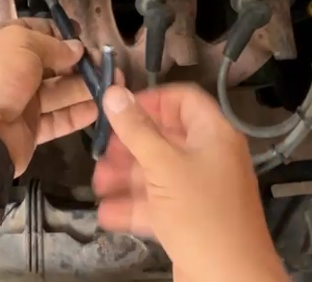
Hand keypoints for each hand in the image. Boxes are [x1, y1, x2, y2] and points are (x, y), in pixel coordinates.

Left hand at [0, 20, 98, 175]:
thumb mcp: (22, 43)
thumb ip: (53, 45)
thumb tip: (76, 48)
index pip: (33, 30)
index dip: (58, 32)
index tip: (83, 36)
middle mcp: (9, 68)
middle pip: (49, 61)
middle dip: (77, 62)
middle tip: (106, 64)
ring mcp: (19, 99)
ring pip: (57, 90)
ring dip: (83, 87)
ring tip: (111, 85)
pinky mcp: (29, 128)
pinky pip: (57, 117)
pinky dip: (76, 113)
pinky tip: (99, 109)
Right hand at [95, 84, 287, 281]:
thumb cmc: (202, 216)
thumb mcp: (164, 167)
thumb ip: (136, 130)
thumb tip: (114, 92)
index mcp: (213, 134)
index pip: (182, 99)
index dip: (151, 100)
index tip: (121, 110)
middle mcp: (208, 157)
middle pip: (165, 136)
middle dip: (130, 144)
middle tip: (103, 151)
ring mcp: (199, 190)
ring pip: (158, 171)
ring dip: (127, 176)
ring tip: (98, 183)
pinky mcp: (190, 220)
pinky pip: (159, 202)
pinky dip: (135, 205)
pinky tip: (108, 212)